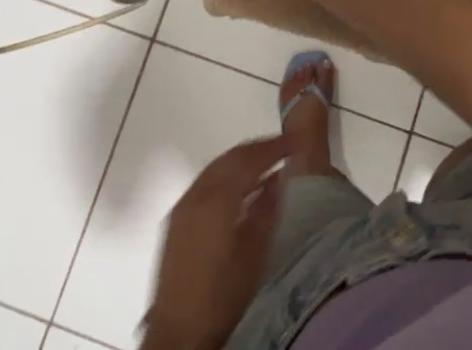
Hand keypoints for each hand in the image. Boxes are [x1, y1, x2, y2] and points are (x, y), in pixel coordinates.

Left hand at [143, 136, 290, 349]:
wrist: (179, 332)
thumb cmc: (224, 295)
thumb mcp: (255, 254)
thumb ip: (267, 210)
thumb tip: (279, 178)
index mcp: (216, 199)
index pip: (248, 159)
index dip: (273, 146)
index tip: (295, 140)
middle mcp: (195, 194)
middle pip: (229, 158)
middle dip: (256, 149)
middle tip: (283, 147)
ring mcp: (182, 206)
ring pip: (215, 168)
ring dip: (240, 161)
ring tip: (266, 163)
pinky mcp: (176, 220)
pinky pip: (204, 182)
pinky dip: (225, 175)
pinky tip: (240, 188)